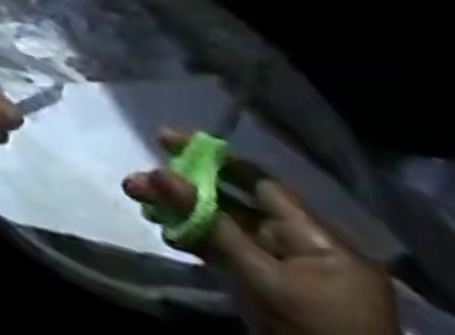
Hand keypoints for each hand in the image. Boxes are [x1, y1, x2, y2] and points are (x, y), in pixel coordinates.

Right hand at [124, 130, 397, 334]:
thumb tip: (160, 172)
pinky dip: (196, 241)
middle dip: (183, 189)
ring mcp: (283, 268)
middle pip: (233, 204)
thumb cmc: (316, 329)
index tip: (164, 139)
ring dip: (181, 214)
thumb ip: (213, 225)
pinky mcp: (266, 287)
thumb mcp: (264, 279)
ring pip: (223, 228)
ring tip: (138, 202)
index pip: (259, 184)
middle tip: (136, 180)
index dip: (212, 159)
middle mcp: (301, 246)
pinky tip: (167, 235)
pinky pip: (227, 253)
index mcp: (319, 239)